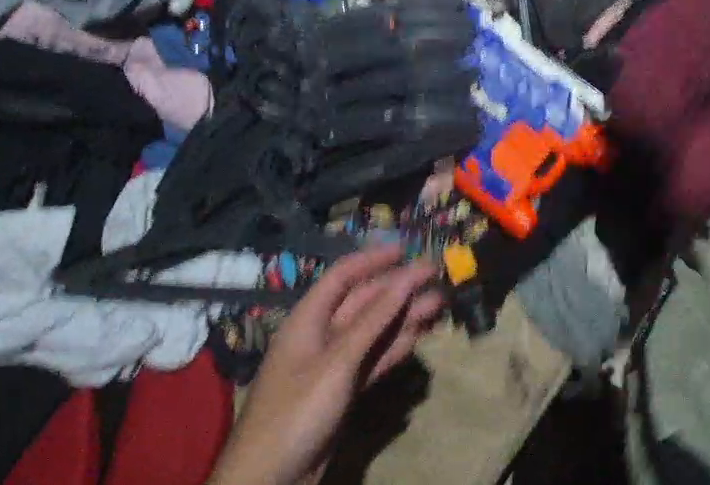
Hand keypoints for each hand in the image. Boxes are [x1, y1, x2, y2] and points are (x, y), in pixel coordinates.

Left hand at [209, 247, 443, 484]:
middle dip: (399, 287)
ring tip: (441, 304)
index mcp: (308, 320)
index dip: (374, 259)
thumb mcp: (336, 362)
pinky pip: (375, 357)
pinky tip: (421, 336)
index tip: (408, 248)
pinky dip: (397, 345)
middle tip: (437, 276)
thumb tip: (407, 277)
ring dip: (405, 315)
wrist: (268, 480)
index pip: (343, 277)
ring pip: (375, 329)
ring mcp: (333, 364)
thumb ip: (374, 319)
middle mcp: (321, 336)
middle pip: (364, 301)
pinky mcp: (343, 390)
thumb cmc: (296, 411)